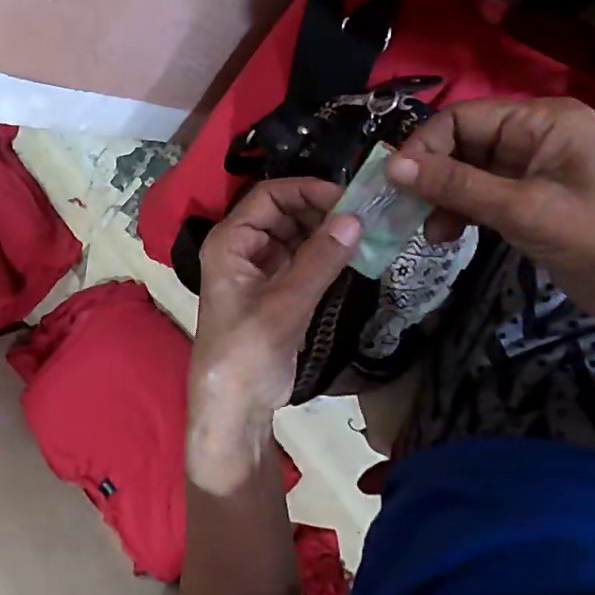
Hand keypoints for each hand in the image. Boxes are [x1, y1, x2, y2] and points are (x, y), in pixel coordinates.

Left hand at [189, 178, 360, 491]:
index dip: (305, 190)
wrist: (236, 404)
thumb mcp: (284, 304)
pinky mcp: (276, 289)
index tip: (347, 196)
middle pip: (282, 212)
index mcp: (229, 241)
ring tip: (365, 229)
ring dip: (324, 230)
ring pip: (294, 234)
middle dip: (319, 209)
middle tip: (364, 213)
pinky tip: (352, 252)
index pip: (267, 196)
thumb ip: (319, 261)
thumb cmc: (247, 350)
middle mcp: (241, 247)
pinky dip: (324, 253)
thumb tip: (355, 219)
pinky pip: (301, 258)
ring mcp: (258, 268)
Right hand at [386, 97, 594, 346]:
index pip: (460, 118)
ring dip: (440, 198)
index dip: (423, 146)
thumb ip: (457, 185)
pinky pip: (477, 195)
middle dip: (430, 176)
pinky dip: (457, 213)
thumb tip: (392, 166)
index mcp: (540, 121)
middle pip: (458, 144)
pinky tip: (445, 236)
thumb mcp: (525, 210)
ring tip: (429, 231)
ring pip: (462, 172)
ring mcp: (530, 169)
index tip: (395, 181)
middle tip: (404, 208)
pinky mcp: (528, 200)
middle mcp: (532, 136)